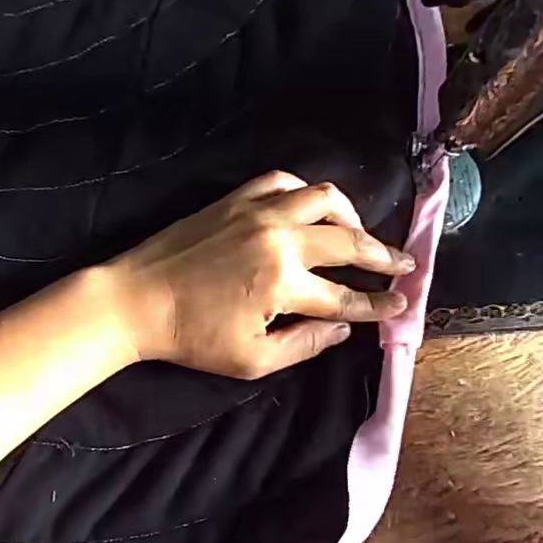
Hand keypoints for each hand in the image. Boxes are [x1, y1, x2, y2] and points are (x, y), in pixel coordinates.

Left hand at [102, 171, 415, 379]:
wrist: (136, 300)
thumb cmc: (191, 337)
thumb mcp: (251, 360)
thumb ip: (303, 345)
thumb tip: (342, 330)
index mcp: (283, 284)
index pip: (345, 296)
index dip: (379, 304)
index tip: (404, 304)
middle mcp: (279, 239)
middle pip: (348, 243)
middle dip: (383, 256)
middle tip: (405, 264)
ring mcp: (257, 213)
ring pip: (323, 199)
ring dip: (351, 216)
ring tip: (360, 233)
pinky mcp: (235, 199)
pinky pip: (282, 181)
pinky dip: (304, 191)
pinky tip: (310, 206)